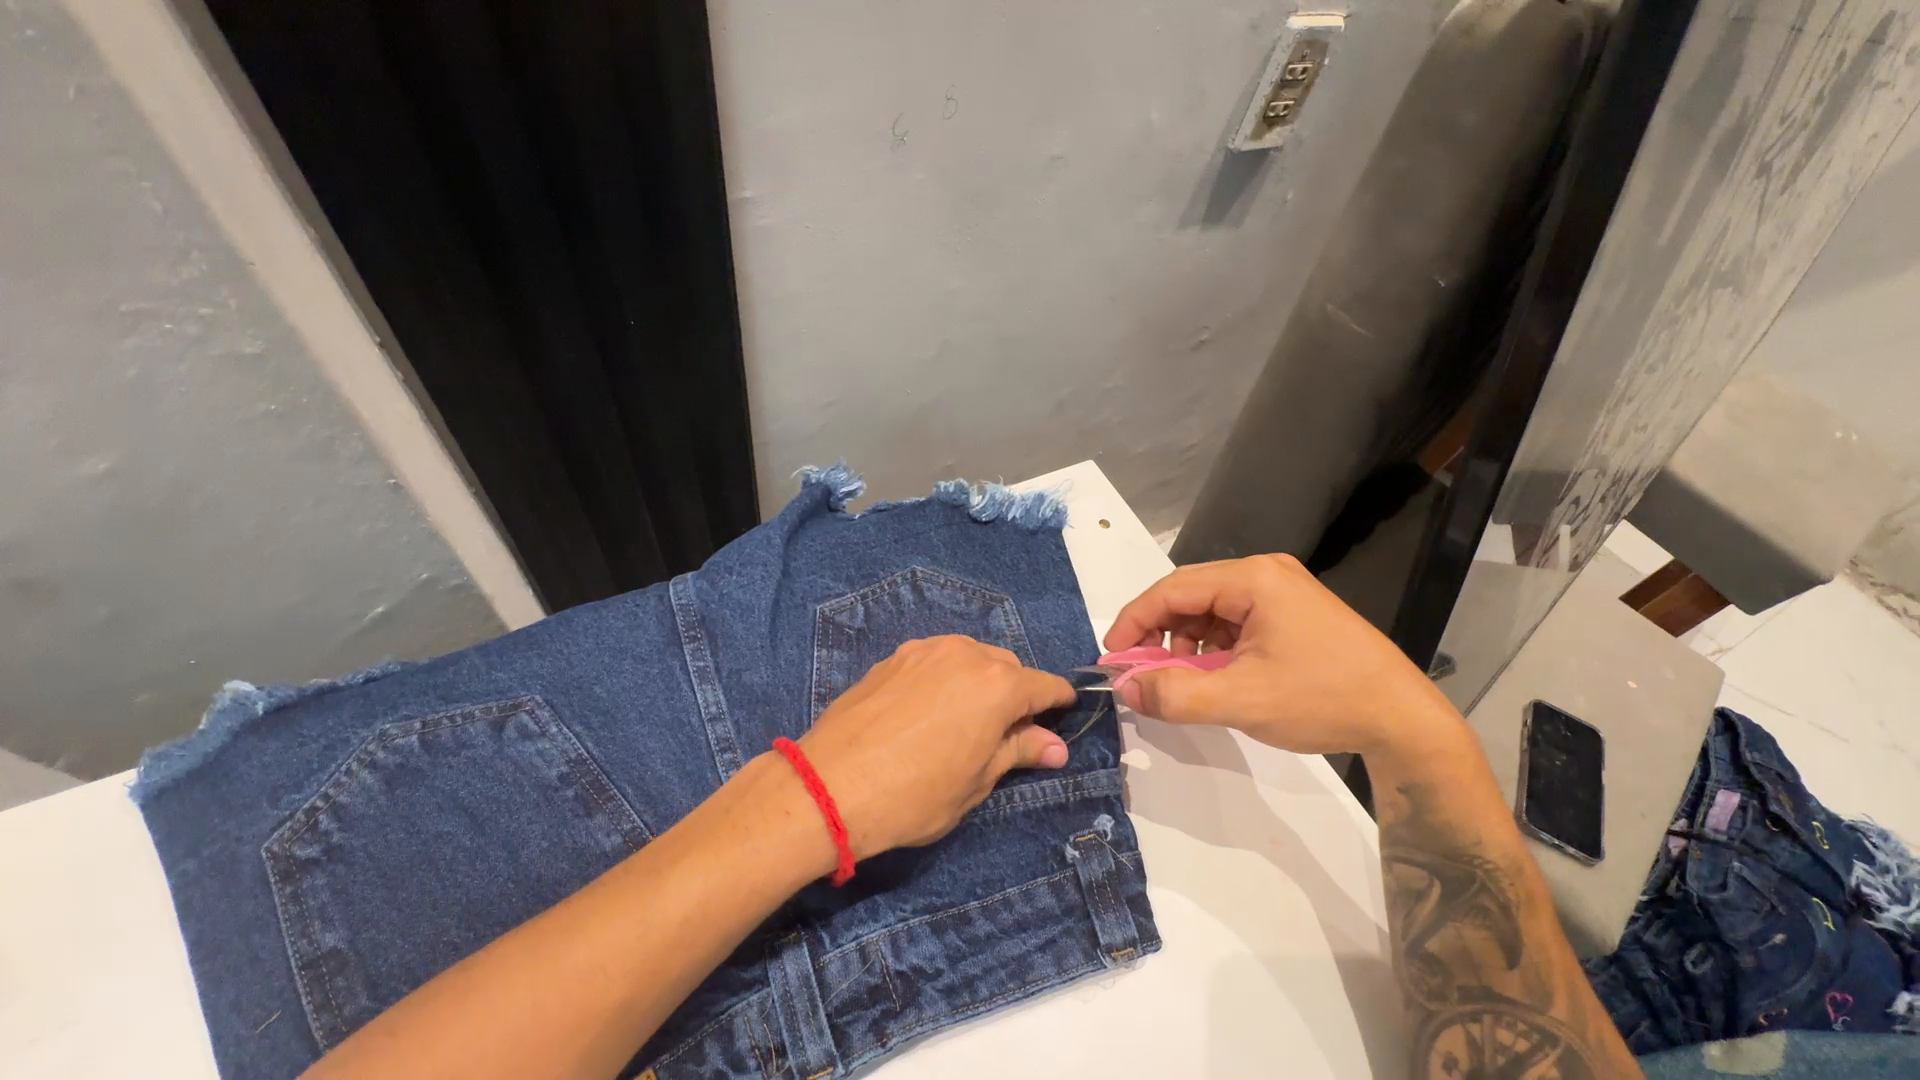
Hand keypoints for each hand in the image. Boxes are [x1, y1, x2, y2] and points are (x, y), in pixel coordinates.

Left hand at [795, 636, 1076, 859]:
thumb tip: (1055, 745)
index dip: (1057, 704)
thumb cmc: (915, 794)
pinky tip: (927, 713)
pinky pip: (934, 662)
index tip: (1059, 721)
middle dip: (1015, 695)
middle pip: (1007, 667)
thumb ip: (1018, 751)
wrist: (829, 786)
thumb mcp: (976, 781)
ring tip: (964, 723)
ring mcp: (923, 651)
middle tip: (1004, 735)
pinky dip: (944, 679)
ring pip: (969, 658)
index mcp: (997, 685)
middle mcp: (964, 654)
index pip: (1045, 685)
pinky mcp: (891, 658)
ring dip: (978, 682)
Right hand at [1104, 555, 1461, 756]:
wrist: (1403, 720)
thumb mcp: (1241, 701)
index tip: (1112, 657)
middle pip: (1190, 595)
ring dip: (1187, 643)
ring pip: (1210, 610)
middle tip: (1142, 672)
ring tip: (1184, 681)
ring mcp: (1282, 592)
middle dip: (1160, 634)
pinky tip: (1215, 677)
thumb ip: (1175, 694)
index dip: (1134, 621)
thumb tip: (1126, 689)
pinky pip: (1235, 622)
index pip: (1172, 589)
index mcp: (1253, 580)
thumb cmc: (1323, 700)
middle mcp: (1265, 574)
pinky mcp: (1292, 614)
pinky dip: (1214, 648)